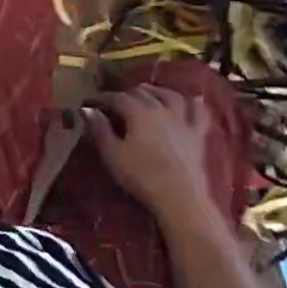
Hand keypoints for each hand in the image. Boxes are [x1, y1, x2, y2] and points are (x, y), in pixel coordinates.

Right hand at [83, 86, 214, 222]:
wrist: (179, 196)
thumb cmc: (140, 175)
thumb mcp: (112, 154)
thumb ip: (100, 129)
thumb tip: (87, 109)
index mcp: (139, 112)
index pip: (117, 98)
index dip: (102, 97)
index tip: (89, 101)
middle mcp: (162, 109)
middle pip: (143, 93)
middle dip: (126, 93)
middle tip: (114, 100)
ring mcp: (183, 120)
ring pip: (171, 96)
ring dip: (157, 90)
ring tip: (147, 91)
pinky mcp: (197, 134)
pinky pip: (198, 112)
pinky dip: (194, 102)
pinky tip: (192, 98)